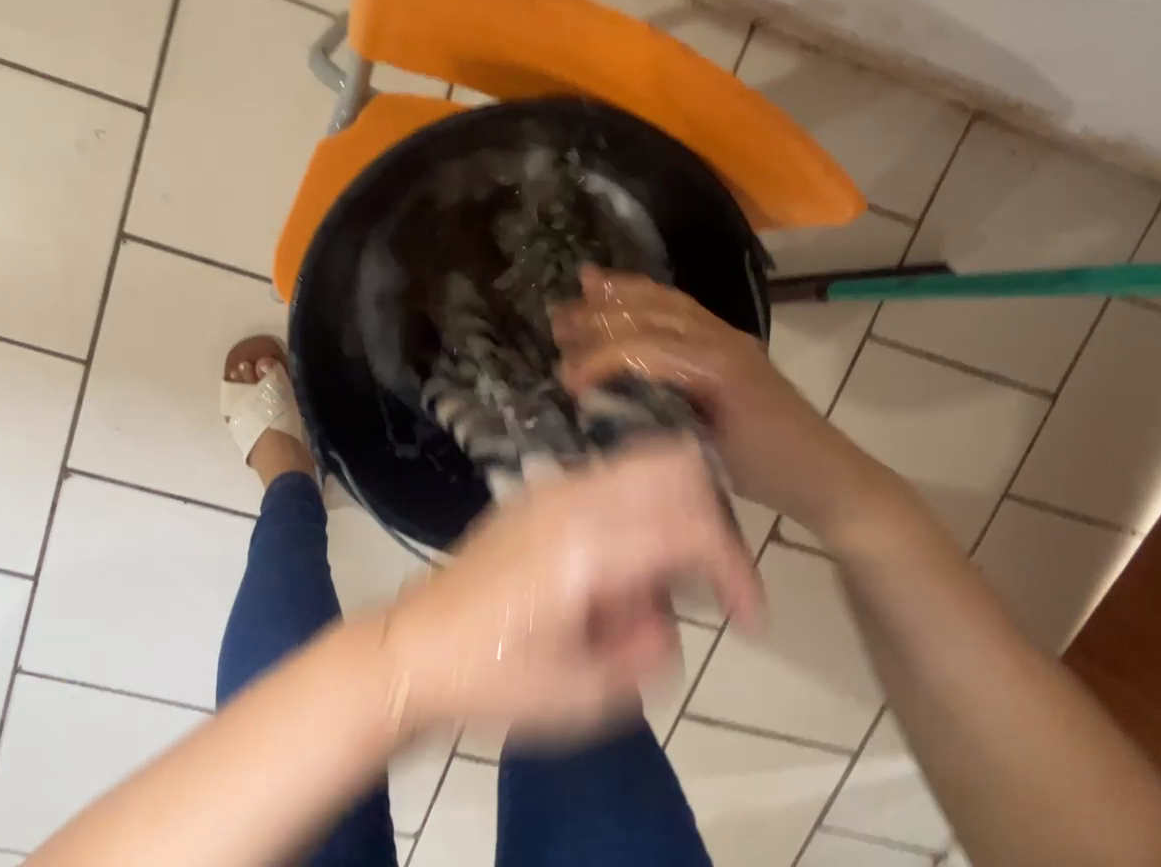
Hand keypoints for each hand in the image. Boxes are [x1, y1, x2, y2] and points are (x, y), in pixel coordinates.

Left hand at [378, 440, 762, 742]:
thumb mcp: (585, 696)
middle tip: (706, 584)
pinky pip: (609, 478)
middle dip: (709, 522)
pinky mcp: (535, 493)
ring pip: (643, 464)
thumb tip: (665, 617)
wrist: (412, 651)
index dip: (737, 570)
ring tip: (649, 584)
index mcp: (589, 548)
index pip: (694, 529)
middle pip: (676, 468)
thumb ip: (650, 652)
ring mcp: (549, 488)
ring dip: (670, 513)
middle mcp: (572, 499)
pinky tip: (613, 569)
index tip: (748, 618)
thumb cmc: (492, 680)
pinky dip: (635, 509)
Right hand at [550, 266, 898, 538]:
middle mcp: (720, 339)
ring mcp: (727, 335)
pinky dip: (648, 296)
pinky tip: (627, 292)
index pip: (645, 349)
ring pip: (666, 302)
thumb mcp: (707, 459)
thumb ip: (659, 427)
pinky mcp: (729, 340)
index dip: (600, 360)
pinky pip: (682, 307)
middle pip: (651, 315)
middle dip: (600, 316)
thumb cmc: (767, 473)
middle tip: (557, 321)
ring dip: (621, 295)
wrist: (825, 471)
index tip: (565, 380)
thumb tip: (601, 411)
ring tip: (583, 284)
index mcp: (716, 367)